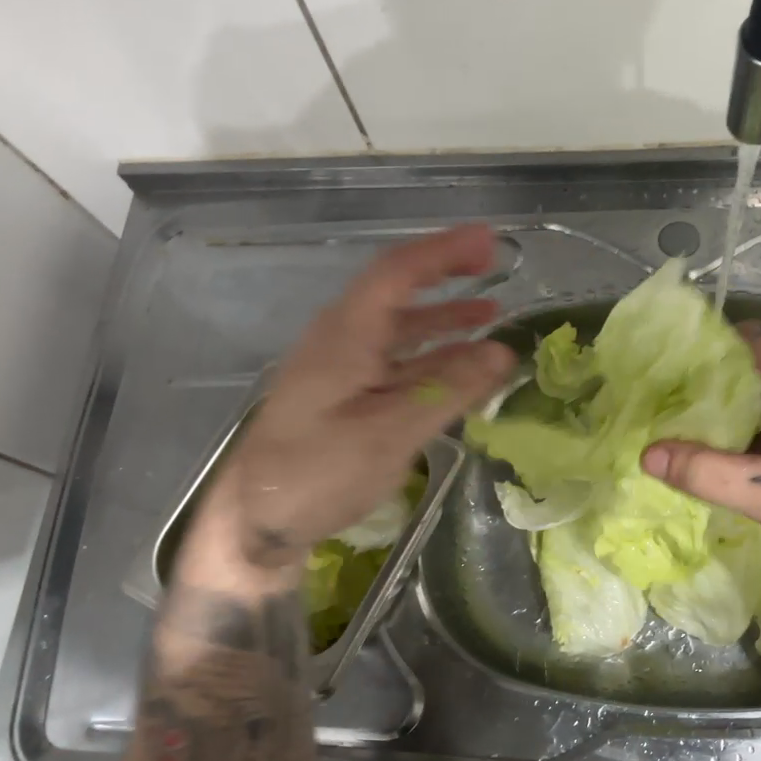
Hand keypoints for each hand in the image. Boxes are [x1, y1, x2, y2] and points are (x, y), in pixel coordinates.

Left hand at [189, 226, 515, 576]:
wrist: (257, 519)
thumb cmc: (318, 472)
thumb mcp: (391, 433)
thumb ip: (449, 389)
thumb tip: (503, 352)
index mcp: (346, 335)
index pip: (397, 273)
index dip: (443, 252)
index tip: (488, 241)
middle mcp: (343, 340)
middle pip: (398, 292)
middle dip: (445, 274)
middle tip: (493, 265)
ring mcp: (342, 369)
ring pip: (400, 329)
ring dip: (444, 318)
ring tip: (491, 315)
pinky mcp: (345, 397)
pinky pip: (396, 362)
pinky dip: (433, 357)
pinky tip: (461, 367)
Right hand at [640, 323, 760, 612]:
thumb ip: (707, 473)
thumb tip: (647, 454)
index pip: (753, 340)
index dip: (709, 350)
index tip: (666, 371)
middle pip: (760, 366)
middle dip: (715, 384)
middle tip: (669, 403)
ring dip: (735, 411)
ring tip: (687, 427)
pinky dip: (758, 430)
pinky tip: (728, 454)